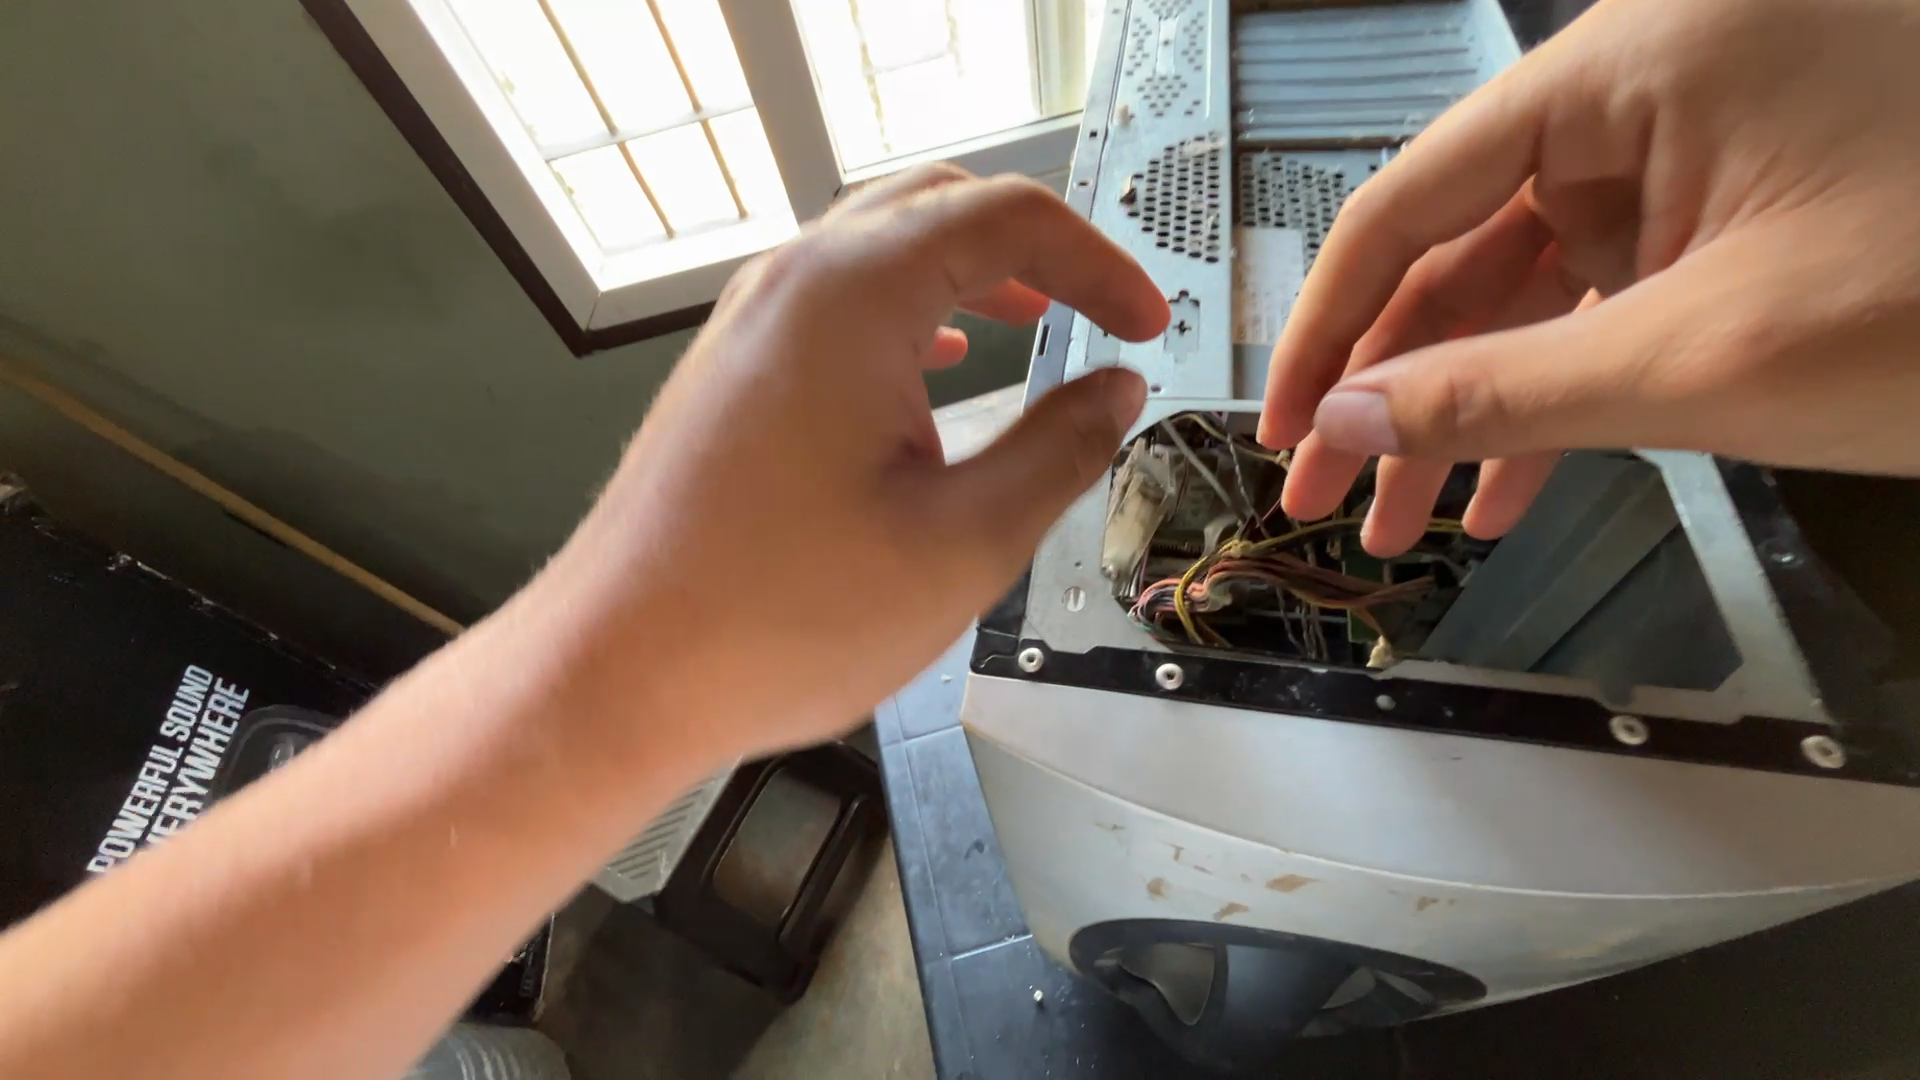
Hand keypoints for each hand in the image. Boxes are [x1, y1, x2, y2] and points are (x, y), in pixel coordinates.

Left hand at [532, 167, 1167, 764]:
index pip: (1009, 221)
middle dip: (1035, 251)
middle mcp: (793, 285)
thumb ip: (1059, 450)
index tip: (1147, 321)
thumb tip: (1115, 391)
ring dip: (971, 274)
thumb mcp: (964, 542)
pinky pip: (837, 307)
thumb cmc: (786, 618)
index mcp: (856, 297)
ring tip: (1033, 318)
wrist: (620, 674)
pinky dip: (910, 314)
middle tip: (1097, 307)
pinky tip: (937, 364)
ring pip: (882, 253)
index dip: (1099, 264)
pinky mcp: (733, 374)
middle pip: (940, 211)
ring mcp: (750, 325)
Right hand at [1257, 0, 1919, 555]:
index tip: (1279, 427)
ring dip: (1451, 428)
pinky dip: (1543, 416)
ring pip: (1510, 314)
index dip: (1323, 330)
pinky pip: (1590, 325)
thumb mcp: (1704, 359)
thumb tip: (1335, 427)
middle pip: (1446, 272)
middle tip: (1317, 499)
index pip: (1401, 210)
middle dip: (1380, 401)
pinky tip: (1502, 503)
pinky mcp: (1727, 231)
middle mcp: (1640, 103)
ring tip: (1397, 529)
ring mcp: (1685, 170)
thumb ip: (1491, 395)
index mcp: (1632, 69)